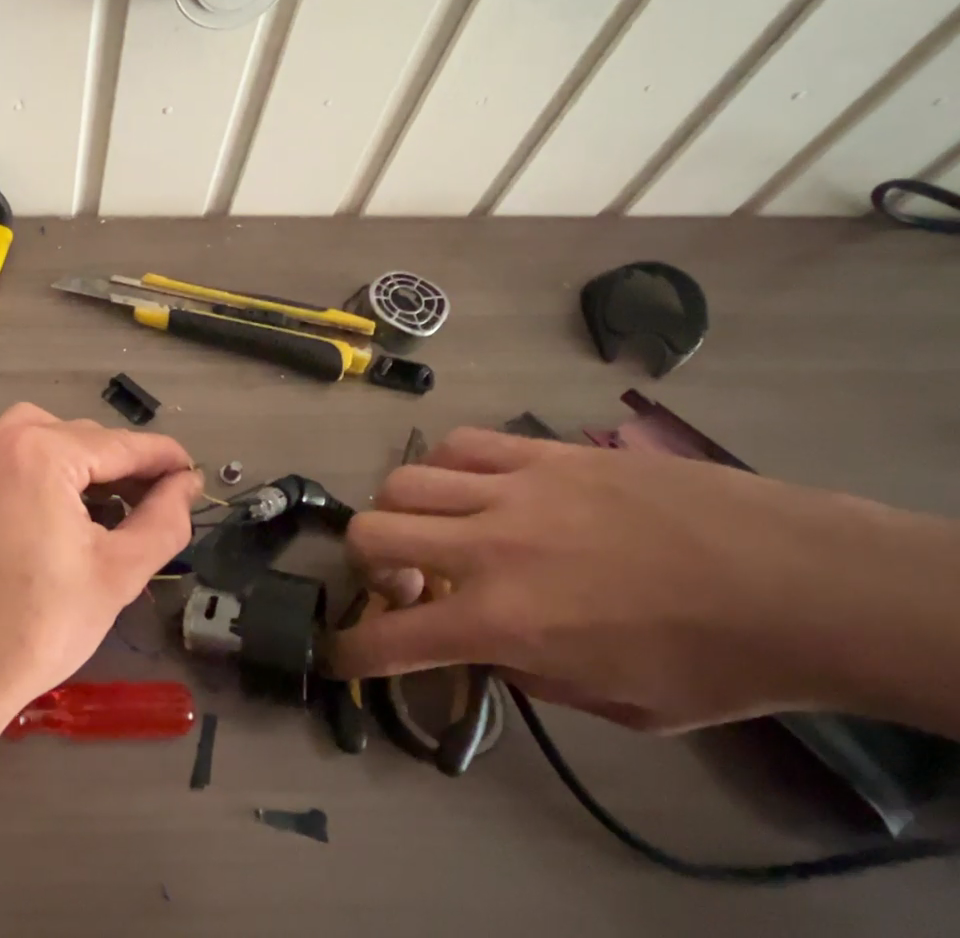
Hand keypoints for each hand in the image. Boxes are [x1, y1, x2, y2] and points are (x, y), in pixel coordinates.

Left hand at [0, 404, 199, 743]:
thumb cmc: (42, 625)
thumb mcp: (119, 572)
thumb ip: (165, 519)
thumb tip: (187, 484)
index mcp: (38, 453)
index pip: (118, 444)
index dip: (163, 458)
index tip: (194, 473)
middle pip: (78, 437)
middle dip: (121, 466)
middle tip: (157, 503)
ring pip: (40, 440)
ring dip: (79, 463)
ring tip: (108, 507)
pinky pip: (6, 462)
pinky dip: (38, 474)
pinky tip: (57, 515)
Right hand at [331, 428, 956, 733]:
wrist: (809, 586)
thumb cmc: (715, 664)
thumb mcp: (610, 704)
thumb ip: (524, 673)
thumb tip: (484, 643)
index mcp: (503, 622)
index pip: (388, 638)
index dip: (349, 652)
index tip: (340, 655)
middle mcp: (489, 548)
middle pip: (370, 533)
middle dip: (367, 566)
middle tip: (407, 582)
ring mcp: (517, 490)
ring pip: (403, 480)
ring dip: (402, 513)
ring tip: (438, 528)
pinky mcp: (550, 454)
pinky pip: (462, 444)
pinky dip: (447, 469)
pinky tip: (474, 488)